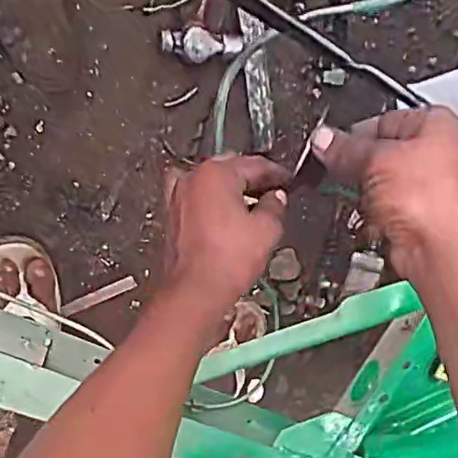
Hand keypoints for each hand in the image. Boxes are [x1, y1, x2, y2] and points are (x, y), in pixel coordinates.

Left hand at [160, 154, 290, 315]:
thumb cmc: (224, 262)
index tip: (286, 181)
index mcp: (216, 174)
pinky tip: (225, 225)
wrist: (194, 292)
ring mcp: (177, 200)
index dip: (276, 174)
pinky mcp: (171, 221)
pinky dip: (212, 209)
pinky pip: (198, 206)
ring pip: (210, 188)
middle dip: (251, 181)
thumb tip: (276, 200)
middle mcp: (191, 180)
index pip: (254, 164)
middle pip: (229, 171)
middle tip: (271, 194)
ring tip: (249, 211)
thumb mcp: (266, 231)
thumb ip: (274, 208)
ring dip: (230, 195)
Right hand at [310, 108, 457, 281]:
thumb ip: (346, 149)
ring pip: (378, 185)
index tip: (332, 144)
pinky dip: (370, 214)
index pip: (384, 119)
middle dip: (359, 166)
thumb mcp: (376, 161)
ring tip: (361, 198)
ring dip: (364, 194)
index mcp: (434, 124)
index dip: (356, 133)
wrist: (436, 248)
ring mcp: (422, 189)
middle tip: (341, 172)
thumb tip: (324, 141)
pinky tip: (368, 216)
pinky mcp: (410, 217)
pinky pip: (380, 210)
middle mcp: (432, 154)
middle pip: (380, 154)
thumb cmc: (429, 199)